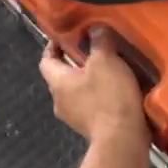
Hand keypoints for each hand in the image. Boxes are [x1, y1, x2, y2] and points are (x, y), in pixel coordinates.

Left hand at [39, 28, 145, 144]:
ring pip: (78, 91)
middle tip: (95, 48)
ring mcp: (74, 117)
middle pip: (63, 76)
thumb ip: (99, 41)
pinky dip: (100, 94)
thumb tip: (94, 29)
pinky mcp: (91, 127)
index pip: (46, 60)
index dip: (53, 46)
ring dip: (90, 79)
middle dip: (76, 61)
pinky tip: (118, 88)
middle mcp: (60, 101)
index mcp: (58, 82)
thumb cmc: (108, 96)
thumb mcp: (105, 60)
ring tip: (111, 67)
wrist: (122, 138)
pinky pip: (91, 104)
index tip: (66, 35)